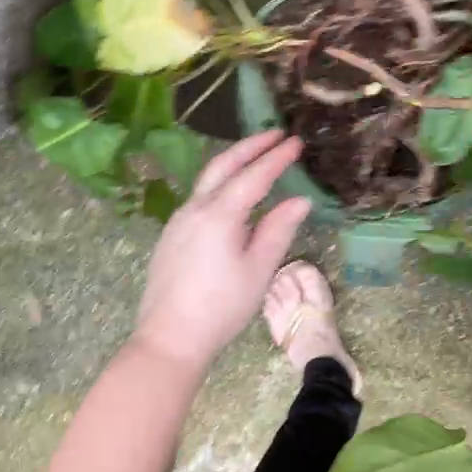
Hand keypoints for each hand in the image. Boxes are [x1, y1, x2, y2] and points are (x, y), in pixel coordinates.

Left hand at [128, 131, 311, 370]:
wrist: (171, 337)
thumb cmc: (222, 306)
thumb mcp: (259, 269)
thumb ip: (279, 230)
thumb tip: (300, 200)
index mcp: (220, 214)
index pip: (254, 176)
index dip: (277, 158)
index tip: (297, 142)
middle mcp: (195, 208)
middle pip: (223, 165)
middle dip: (250, 147)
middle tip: (275, 134)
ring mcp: (179, 221)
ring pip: (208, 180)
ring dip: (233, 162)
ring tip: (256, 156)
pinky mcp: (172, 235)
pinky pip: (200, 197)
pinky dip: (221, 183)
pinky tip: (232, 195)